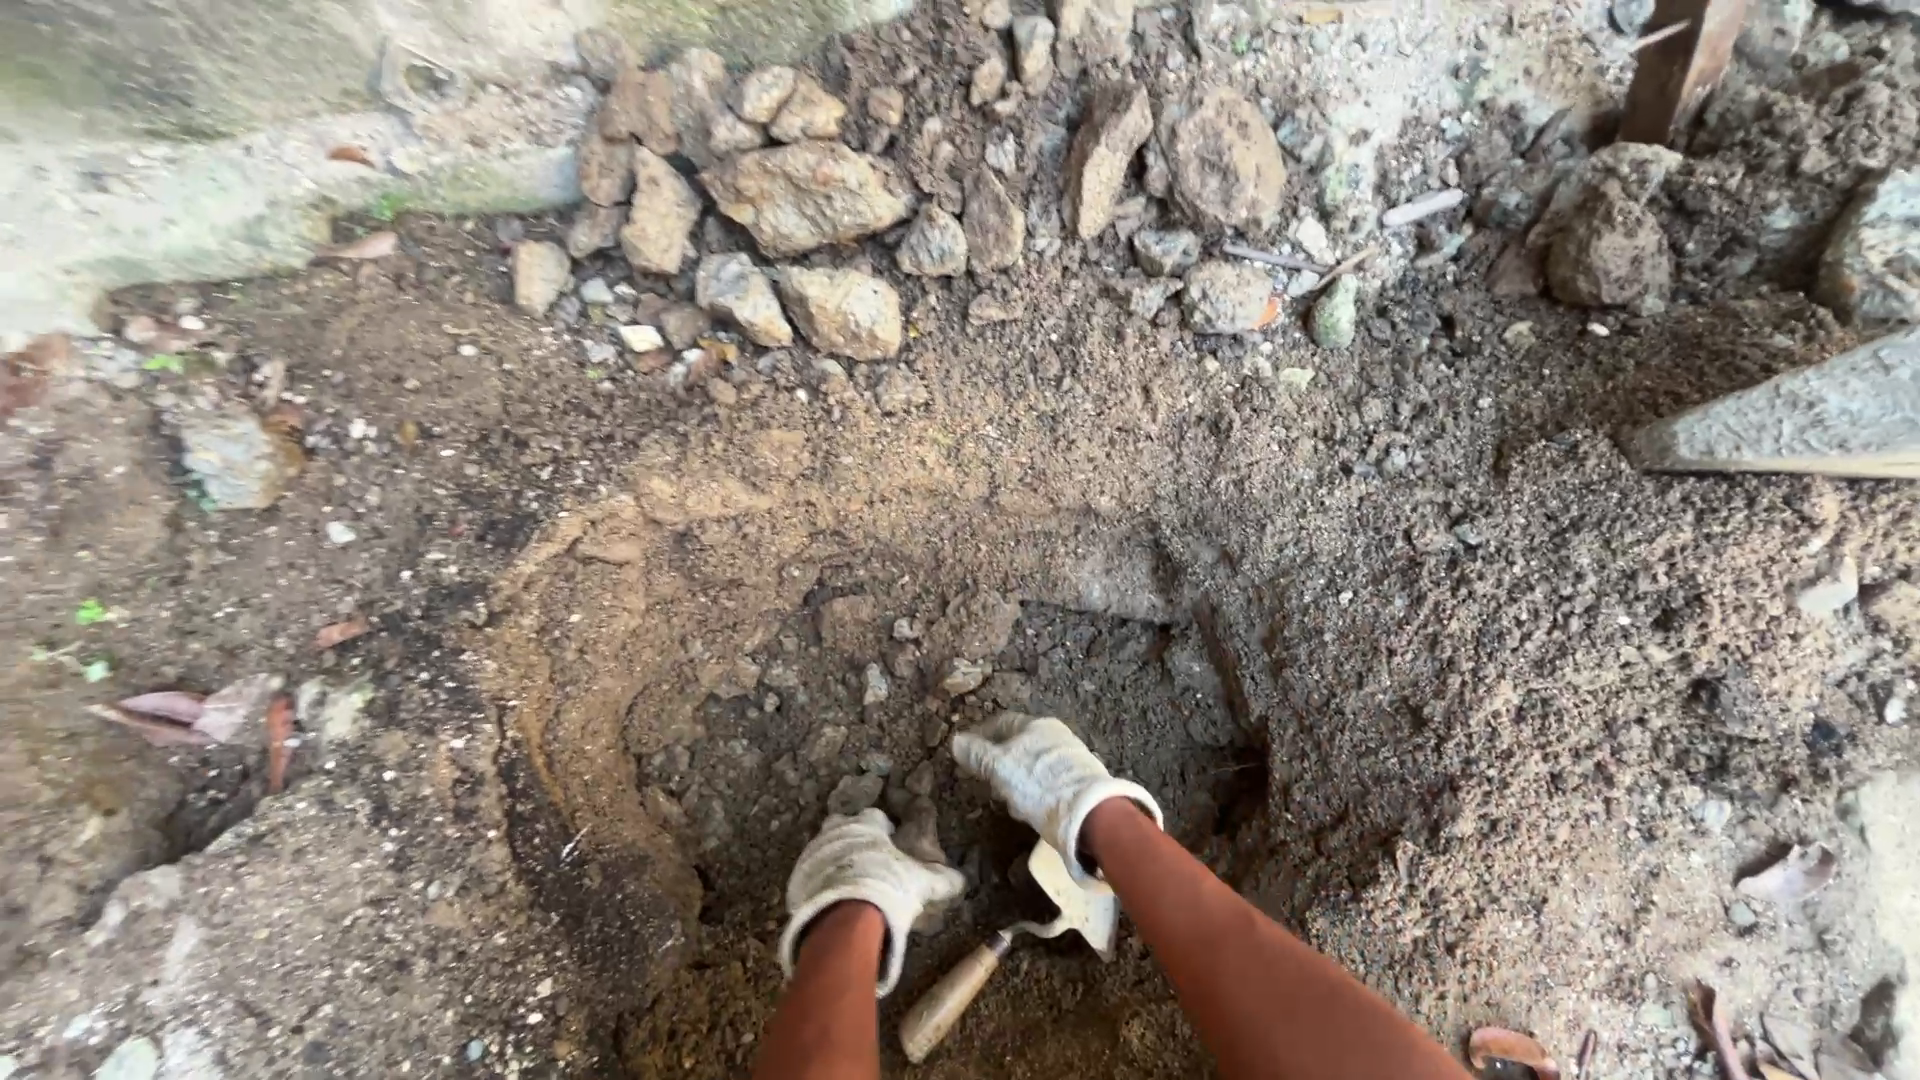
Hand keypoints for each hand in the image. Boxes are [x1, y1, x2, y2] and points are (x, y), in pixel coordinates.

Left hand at [779, 808, 966, 996]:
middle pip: (845, 826)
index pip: (876, 816)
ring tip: (850, 883)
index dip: (884, 831)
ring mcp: (814, 851)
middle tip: (868, 862)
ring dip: (836, 860)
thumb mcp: (922, 883)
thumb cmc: (888, 886)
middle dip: (855, 839)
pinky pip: (811, 874)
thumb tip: (961, 881)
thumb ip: (942, 880)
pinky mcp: (798, 877)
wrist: (845, 917)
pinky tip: (833, 900)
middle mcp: (838, 829)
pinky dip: (821, 883)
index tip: (890, 846)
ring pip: (826, 848)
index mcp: (868, 823)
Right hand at [951, 712, 1163, 882]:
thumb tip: (955, 741)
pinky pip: (1046, 783)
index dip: (980, 736)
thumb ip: (977, 754)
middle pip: (1018, 745)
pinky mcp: (1078, 783)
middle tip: (985, 781)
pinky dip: (1032, 793)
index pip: (1002, 722)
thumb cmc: (1038, 783)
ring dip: (1015, 781)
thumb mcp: (1000, 767)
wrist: (1088, 813)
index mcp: (1037, 725)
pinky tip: (1028, 810)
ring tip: (1006, 801)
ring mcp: (1069, 759)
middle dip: (998, 763)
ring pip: (1031, 766)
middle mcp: (1056, 736)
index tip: (966, 753)